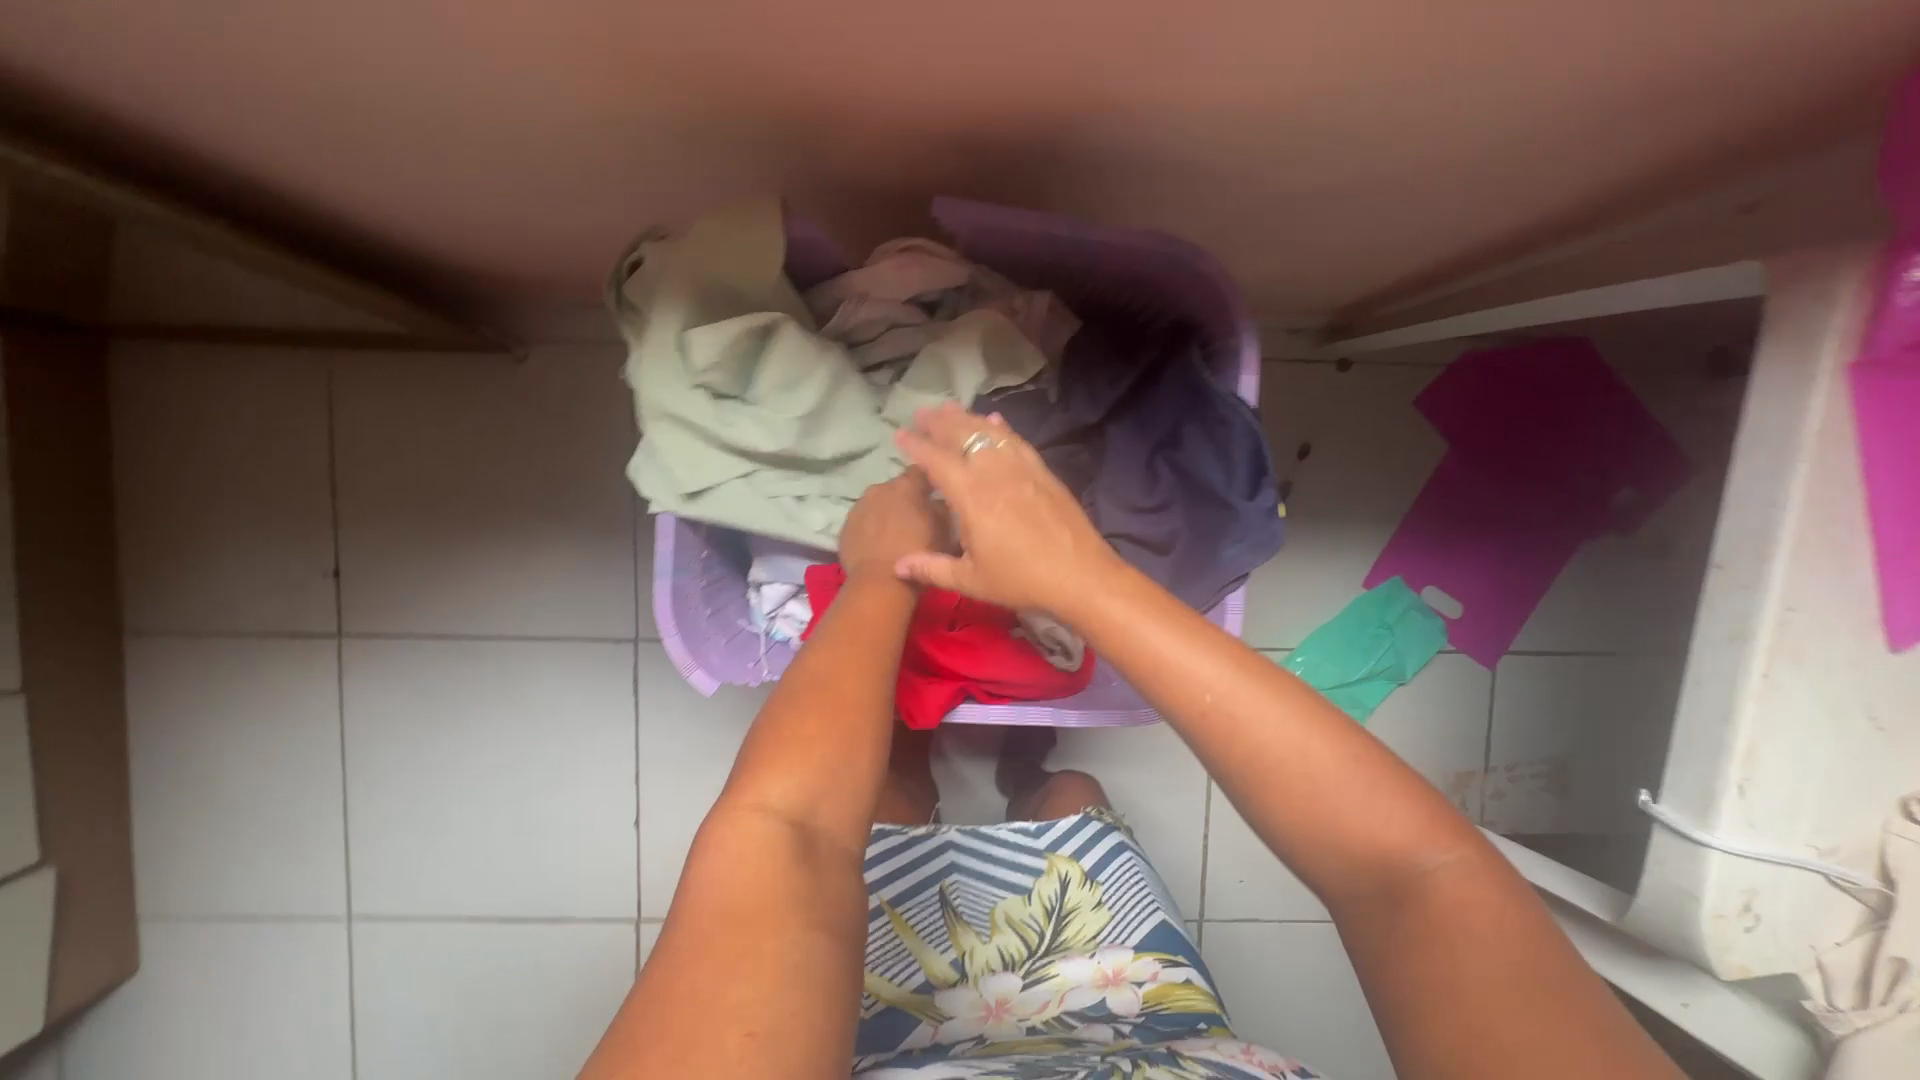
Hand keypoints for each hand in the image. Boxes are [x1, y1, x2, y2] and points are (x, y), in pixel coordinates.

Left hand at [839, 469, 941, 582]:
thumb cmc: (919, 553)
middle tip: (916, 519)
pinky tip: (878, 545)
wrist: (880, 583)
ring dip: (886, 513)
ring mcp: (858, 507)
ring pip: (876, 504)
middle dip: (905, 499)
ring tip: (895, 534)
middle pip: (896, 488)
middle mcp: (878, 489)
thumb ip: (942, 509)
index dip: (928, 481)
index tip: (935, 493)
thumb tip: (937, 501)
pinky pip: (862, 522)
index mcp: (905, 486)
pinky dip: (871, 529)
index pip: (920, 471)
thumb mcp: (945, 530)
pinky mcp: (845, 528)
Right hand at [891, 403, 1121, 611]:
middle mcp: (993, 471)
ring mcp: (1021, 467)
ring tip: (950, 409)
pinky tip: (995, 420)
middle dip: (939, 422)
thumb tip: (897, 565)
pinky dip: (1001, 427)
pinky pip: (1015, 440)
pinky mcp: (1042, 471)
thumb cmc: (1021, 579)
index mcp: (970, 494)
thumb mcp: (971, 580)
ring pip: (989, 432)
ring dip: (967, 418)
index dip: (915, 445)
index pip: (935, 460)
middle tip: (922, 412)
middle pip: (962, 435)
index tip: (899, 434)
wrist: (1080, 574)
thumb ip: (932, 569)